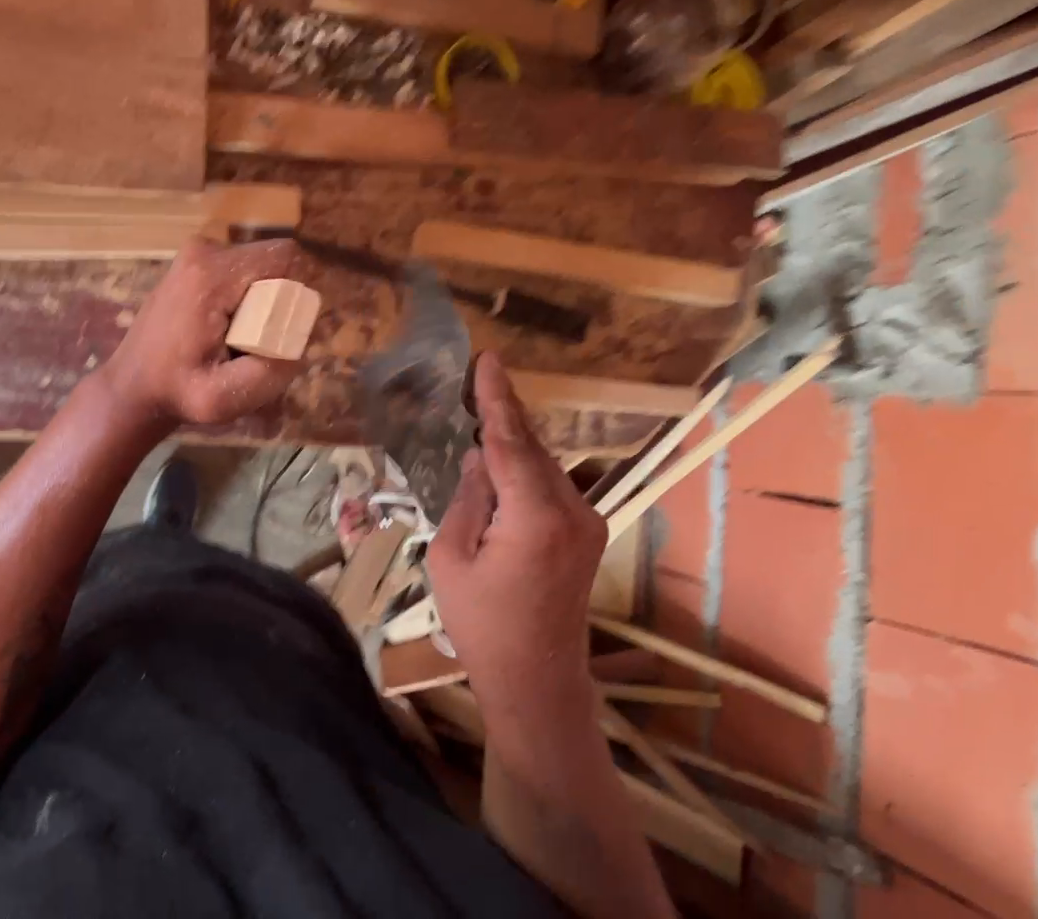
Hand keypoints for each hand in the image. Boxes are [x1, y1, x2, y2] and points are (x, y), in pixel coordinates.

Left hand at [97, 236, 308, 427]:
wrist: (133, 386)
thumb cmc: (175, 393)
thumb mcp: (221, 400)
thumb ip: (267, 375)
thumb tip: (300, 346)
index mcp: (211, 275)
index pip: (284, 258)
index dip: (298, 291)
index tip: (286, 330)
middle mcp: (203, 252)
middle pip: (272, 262)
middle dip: (279, 303)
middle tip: (260, 344)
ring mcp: (195, 254)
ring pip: (258, 268)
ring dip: (263, 303)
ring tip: (241, 341)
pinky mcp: (193, 264)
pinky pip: (241, 272)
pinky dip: (245, 300)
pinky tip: (227, 332)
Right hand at [426, 353, 606, 684]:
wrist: (536, 677)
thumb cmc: (481, 623)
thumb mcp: (450, 558)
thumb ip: (466, 500)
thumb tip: (478, 461)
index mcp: (534, 515)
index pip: (510, 442)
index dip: (496, 399)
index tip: (487, 360)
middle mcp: (572, 510)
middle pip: (531, 448)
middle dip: (504, 415)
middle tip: (477, 380)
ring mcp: (587, 522)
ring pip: (543, 465)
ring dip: (513, 443)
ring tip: (480, 418)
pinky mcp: (587, 535)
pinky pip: (551, 486)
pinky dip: (525, 468)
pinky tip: (500, 462)